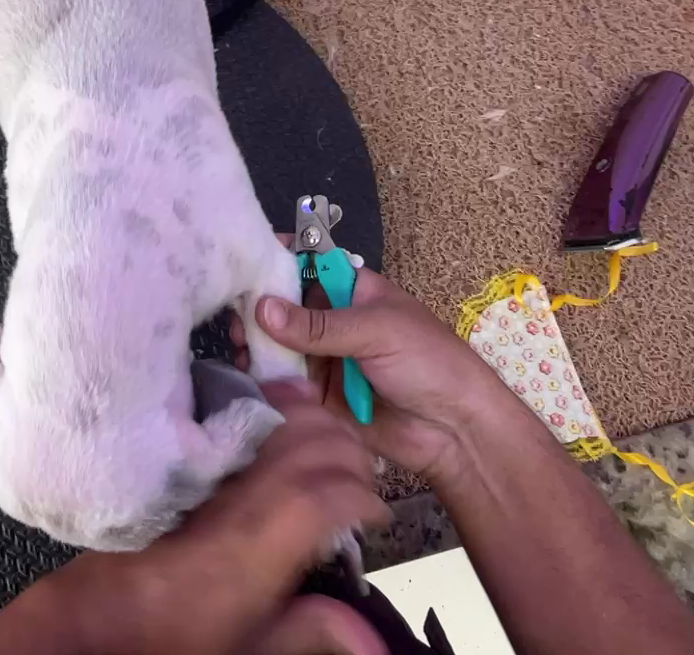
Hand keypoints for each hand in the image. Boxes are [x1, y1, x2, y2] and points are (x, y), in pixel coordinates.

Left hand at [0, 381, 390, 654]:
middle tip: (364, 480)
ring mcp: (209, 474)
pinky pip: (239, 416)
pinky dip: (276, 406)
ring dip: (316, 423)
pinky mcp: (193, 462)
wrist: (99, 616)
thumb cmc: (171, 637)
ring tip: (338, 448)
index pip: (319, 497)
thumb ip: (310, 632)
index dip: (360, 494)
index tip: (376, 510)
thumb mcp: (246, 649)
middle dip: (348, 451)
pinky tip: (290, 411)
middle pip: (302, 446)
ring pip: (272, 422)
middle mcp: (230, 501)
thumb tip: (373, 636)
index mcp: (248, 553)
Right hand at [240, 266, 519, 483]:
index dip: (275, 261)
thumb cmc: (427, 362)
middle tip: (237, 318)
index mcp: (351, 290)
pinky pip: (284, 380)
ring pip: (278, 343)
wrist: (456, 433)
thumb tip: (261, 308)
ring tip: (241, 347)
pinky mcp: (318, 395)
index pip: (306, 264)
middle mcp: (332, 320)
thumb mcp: (375, 331)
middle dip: (257, 308)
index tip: (241, 263)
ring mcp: (324, 358)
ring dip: (256, 342)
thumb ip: (318, 324)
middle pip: (284, 305)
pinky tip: (248, 373)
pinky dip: (264, 376)